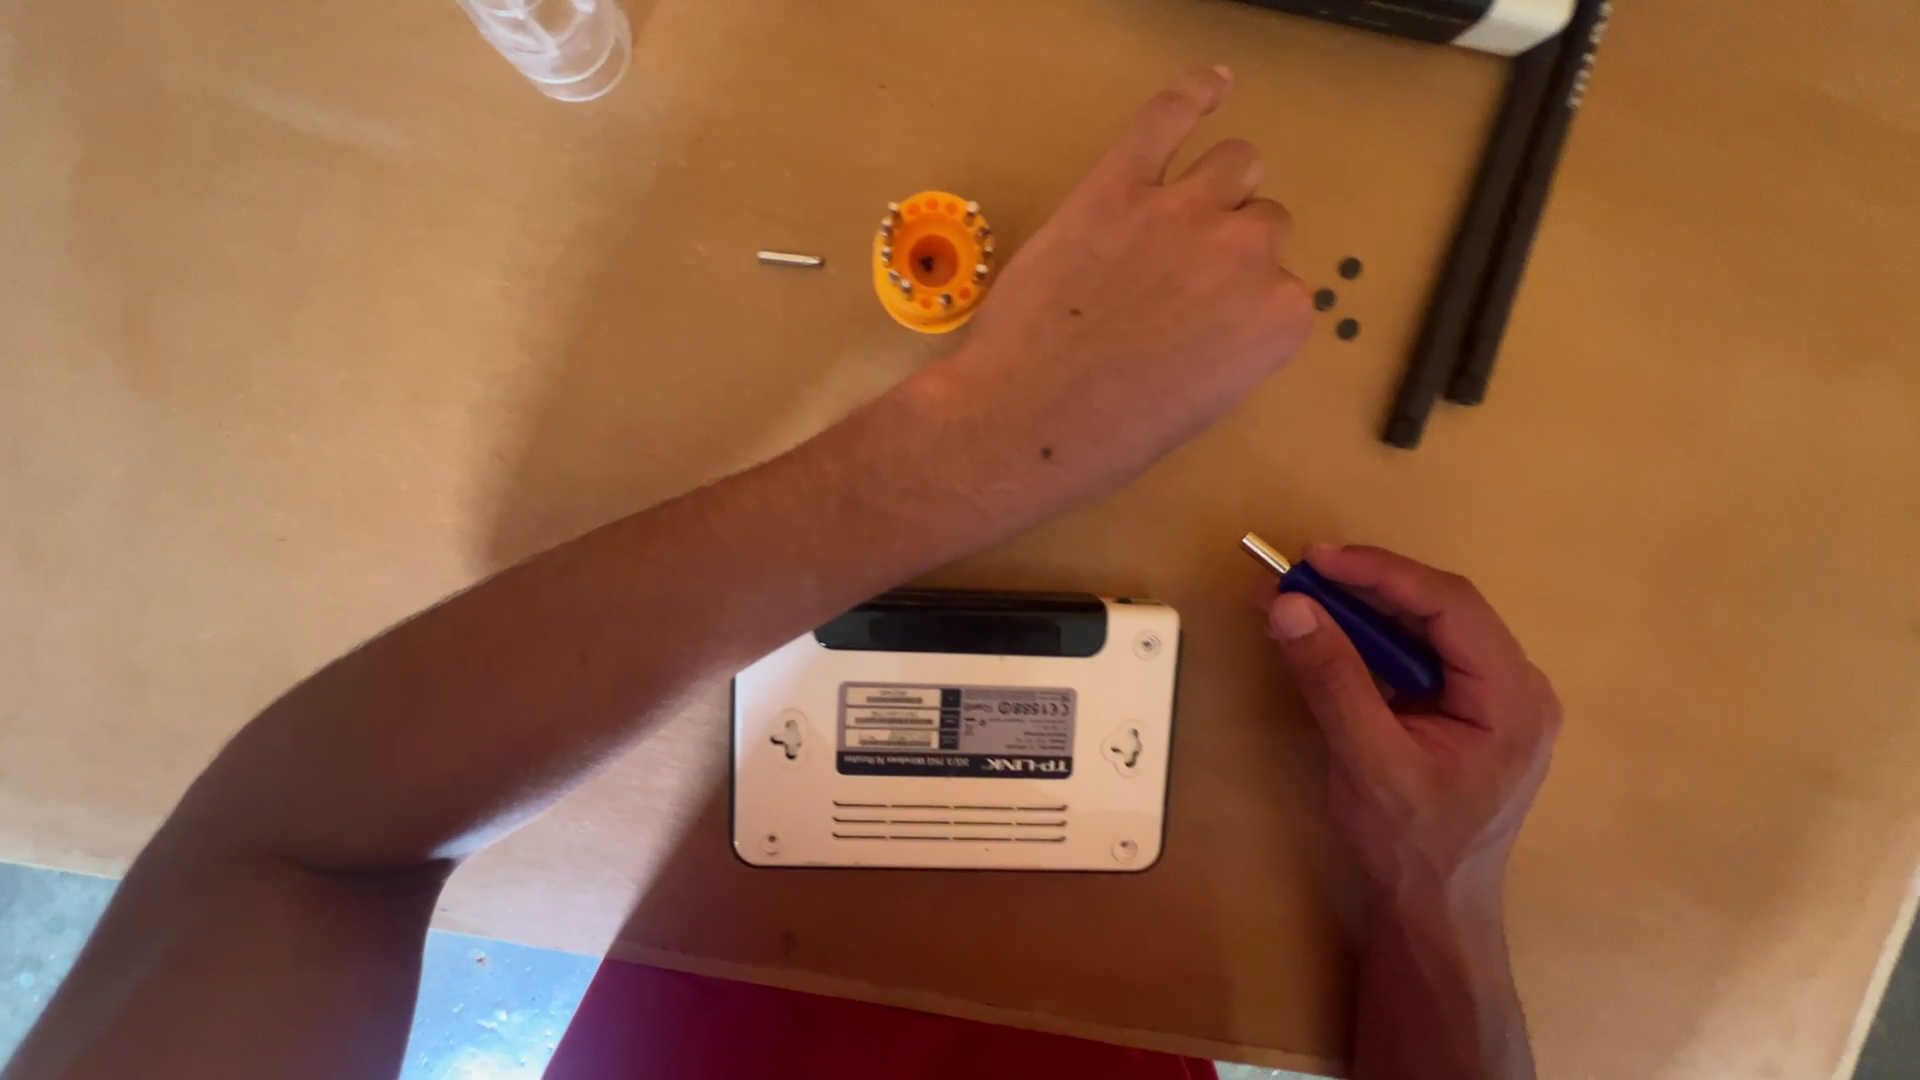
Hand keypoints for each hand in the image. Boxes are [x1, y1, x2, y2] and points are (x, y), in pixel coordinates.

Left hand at [909, 66, 1313, 500]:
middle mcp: (1249, 256)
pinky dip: (1194, 94)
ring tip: (1180, 214)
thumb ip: (1224, 350)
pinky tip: (1211, 86)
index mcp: (1278, 323)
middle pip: (1261, 226)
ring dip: (1218, 188)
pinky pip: (1169, 115)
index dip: (1239, 306)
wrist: (1023, 421)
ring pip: (1235, 166)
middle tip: (1176, 285)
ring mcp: (1184, 212)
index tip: (1207, 323)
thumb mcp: (1191, 409)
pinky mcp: (1119, 186)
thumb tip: (1213, 317)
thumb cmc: (1104, 440)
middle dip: (1227, 251)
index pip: (1283, 291)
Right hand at [1265, 545, 1561, 903]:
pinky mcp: (1458, 705)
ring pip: (1422, 625)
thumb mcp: (1366, 758)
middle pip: (1438, 607)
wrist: (1432, 905)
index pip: (1450, 605)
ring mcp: (1489, 694)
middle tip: (1298, 575)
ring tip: (1298, 599)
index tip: (1315, 558)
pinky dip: (1364, 637)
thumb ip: (1331, 678)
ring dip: (1358, 608)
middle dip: (1364, 586)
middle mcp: (1513, 684)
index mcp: (1513, 696)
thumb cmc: (1410, 841)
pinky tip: (1323, 634)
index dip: (1381, 572)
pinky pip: (1412, 651)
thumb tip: (1289, 605)